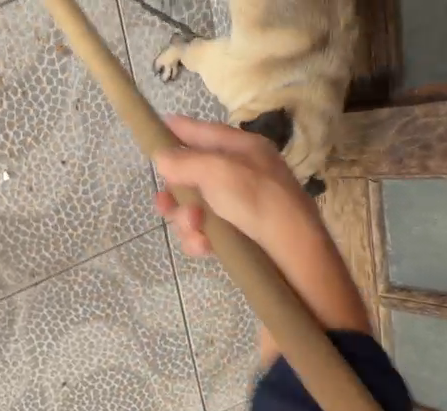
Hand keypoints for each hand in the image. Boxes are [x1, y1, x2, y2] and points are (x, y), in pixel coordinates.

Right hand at [152, 114, 323, 260]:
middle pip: (190, 178)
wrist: (288, 246)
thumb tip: (160, 155)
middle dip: (175, 195)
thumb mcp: (218, 172)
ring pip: (191, 210)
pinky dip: (198, 240)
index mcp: (240, 150)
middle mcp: (236, 174)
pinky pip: (201, 233)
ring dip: (186, 221)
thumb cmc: (257, 199)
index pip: (205, 133)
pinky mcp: (231, 233)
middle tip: (164, 204)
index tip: (158, 126)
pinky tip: (204, 245)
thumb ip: (186, 162)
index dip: (181, 130)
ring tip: (195, 227)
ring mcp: (234, 206)